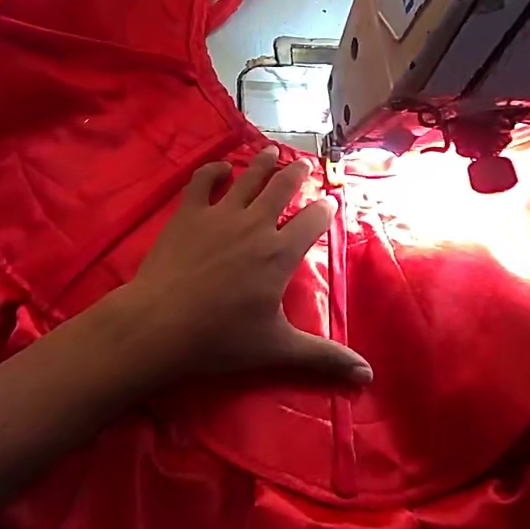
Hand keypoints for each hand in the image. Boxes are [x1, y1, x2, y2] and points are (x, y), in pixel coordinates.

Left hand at [102, 148, 371, 387]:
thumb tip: (368, 377)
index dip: (324, 209)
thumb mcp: (278, 348)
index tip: (330, 202)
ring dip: (263, 163)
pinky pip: (203, 181)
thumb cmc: (221, 337)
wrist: (161, 322)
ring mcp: (220, 214)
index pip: (312, 221)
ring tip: (272, 151)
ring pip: (248, 178)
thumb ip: (324, 357)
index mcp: (280, 253)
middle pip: (282, 188)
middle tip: (304, 164)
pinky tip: (221, 168)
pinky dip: (214, 171)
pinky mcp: (189, 212)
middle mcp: (255, 224)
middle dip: (296, 174)